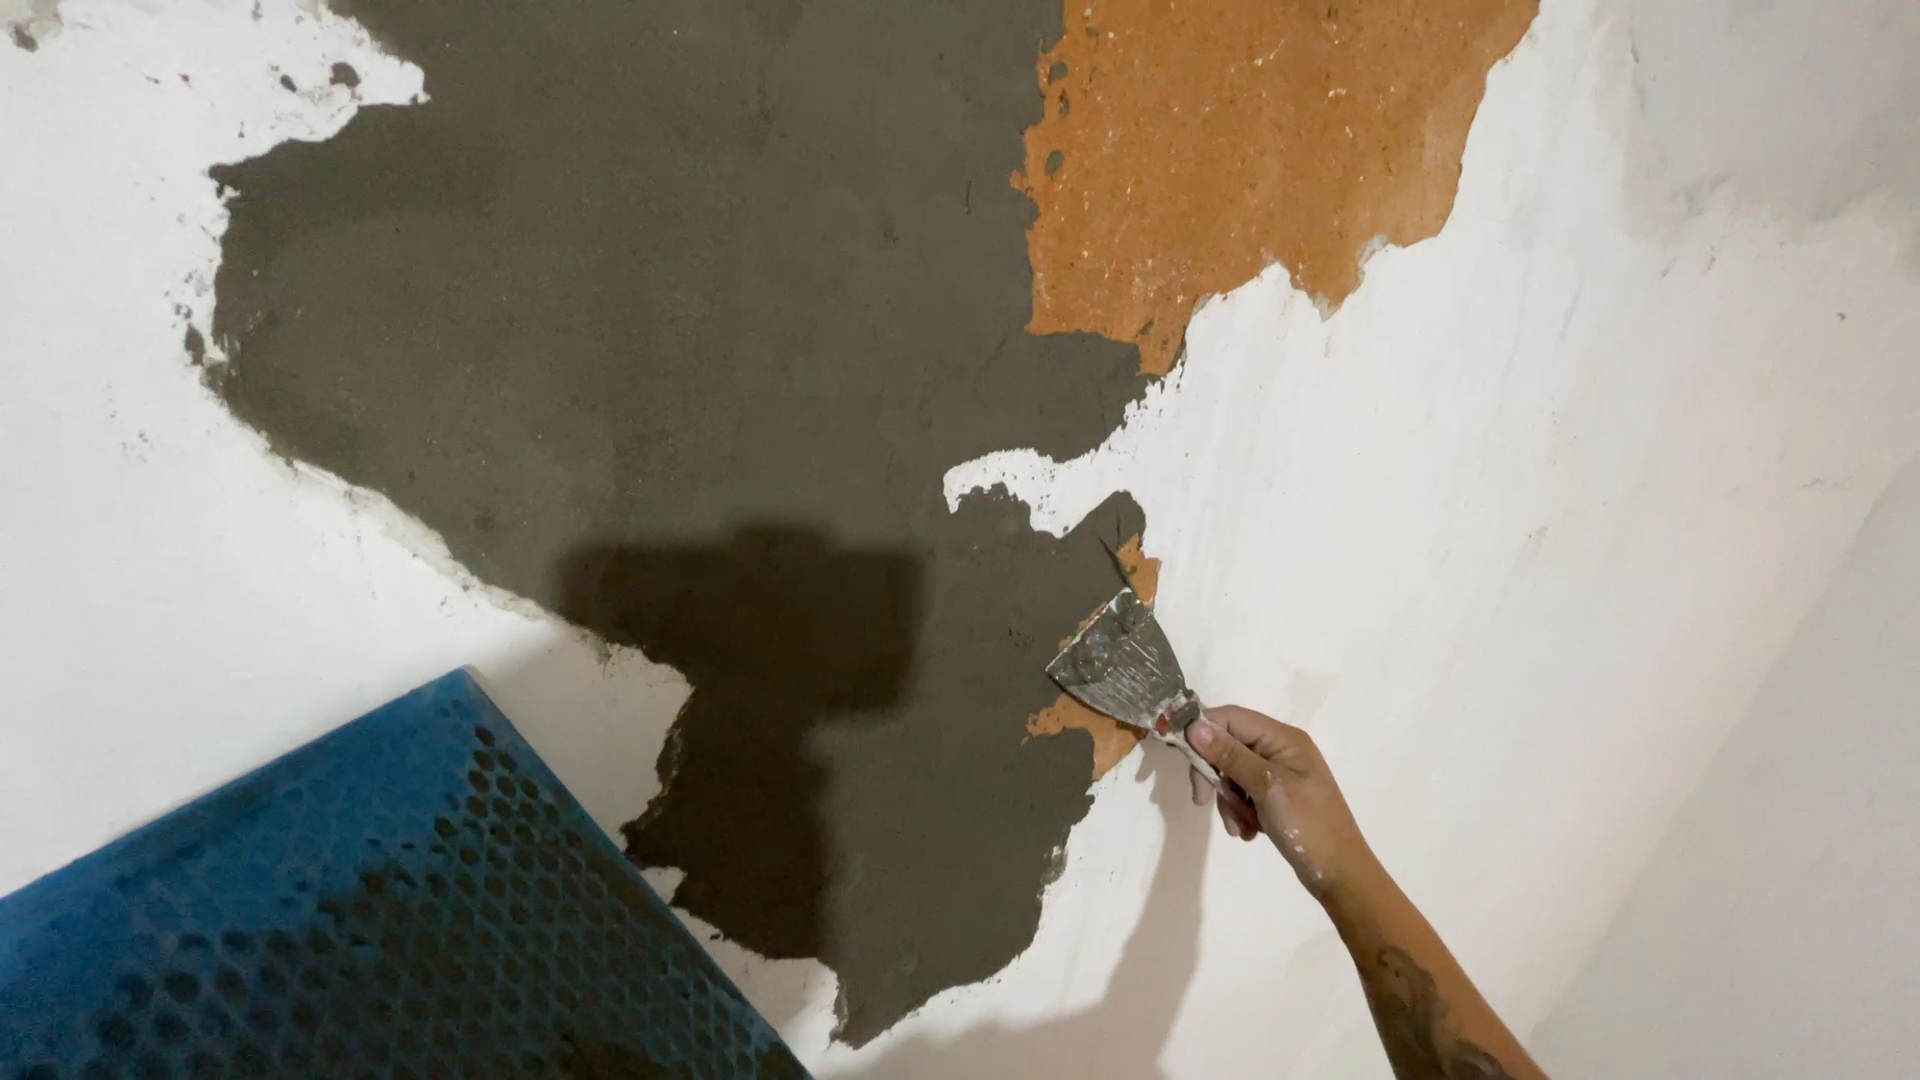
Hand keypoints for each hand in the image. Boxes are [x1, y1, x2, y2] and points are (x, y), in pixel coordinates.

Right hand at [1186, 705, 1377, 895]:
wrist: (1341, 875)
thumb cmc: (1309, 826)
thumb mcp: (1267, 788)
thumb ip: (1230, 755)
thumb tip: (1194, 726)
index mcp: (1283, 738)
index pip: (1230, 718)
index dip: (1204, 734)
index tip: (1188, 762)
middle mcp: (1279, 748)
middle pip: (1227, 745)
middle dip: (1215, 775)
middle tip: (1203, 801)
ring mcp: (1278, 772)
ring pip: (1231, 772)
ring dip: (1227, 800)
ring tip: (1240, 827)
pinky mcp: (1275, 794)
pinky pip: (1242, 792)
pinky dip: (1238, 811)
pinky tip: (1247, 831)